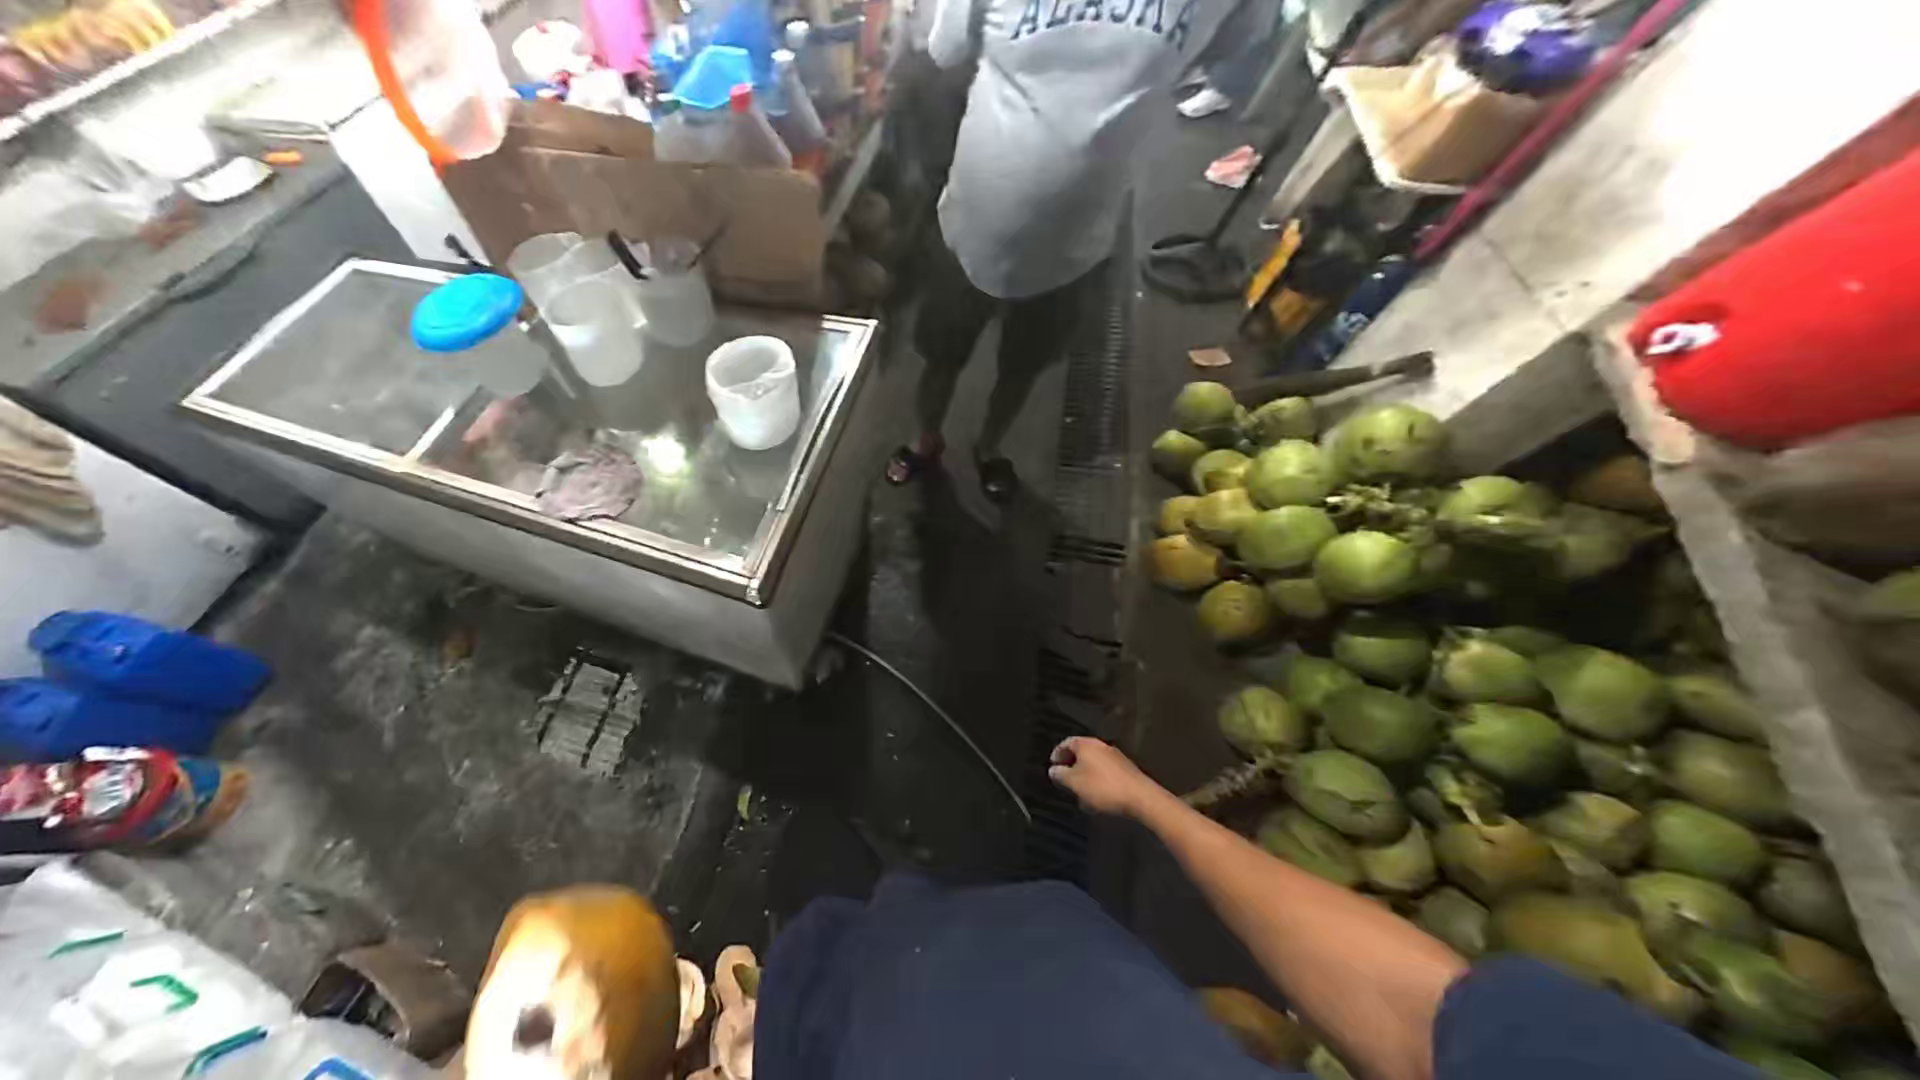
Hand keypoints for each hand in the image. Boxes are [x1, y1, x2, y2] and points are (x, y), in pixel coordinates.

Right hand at [1048, 737, 1162, 817]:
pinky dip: (1097, 780)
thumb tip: (1053, 770)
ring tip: (1080, 791)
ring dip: (1085, 775)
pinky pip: (1105, 772)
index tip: (1053, 766)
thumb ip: (1060, 775)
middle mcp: (1100, 746)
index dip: (1057, 754)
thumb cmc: (1103, 787)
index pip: (1066, 743)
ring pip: (1093, 763)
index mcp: (1086, 744)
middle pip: (1081, 752)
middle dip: (1071, 765)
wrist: (1140, 797)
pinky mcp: (1125, 769)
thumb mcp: (1074, 783)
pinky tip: (1098, 796)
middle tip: (1065, 779)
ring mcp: (1115, 757)